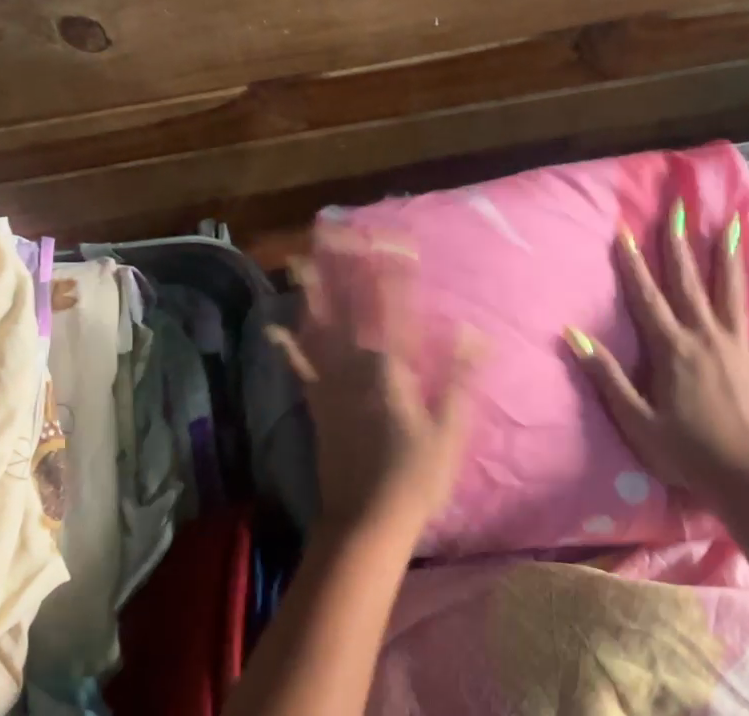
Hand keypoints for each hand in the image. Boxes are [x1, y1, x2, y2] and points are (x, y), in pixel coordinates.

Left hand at [266, 225, 480, 537]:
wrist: (366, 520)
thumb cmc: (416, 477)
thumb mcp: (449, 430)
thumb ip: (460, 378)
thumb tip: (475, 333)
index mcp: (392, 367)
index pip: (394, 306)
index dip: (393, 269)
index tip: (394, 236)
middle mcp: (357, 365)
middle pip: (351, 304)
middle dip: (345, 264)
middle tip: (335, 228)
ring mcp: (331, 383)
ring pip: (320, 326)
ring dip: (312, 291)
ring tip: (301, 259)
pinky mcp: (317, 404)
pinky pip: (300, 368)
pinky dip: (287, 347)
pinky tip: (274, 328)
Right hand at [567, 206, 748, 502]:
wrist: (748, 479)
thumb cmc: (685, 453)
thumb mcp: (635, 419)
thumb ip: (605, 374)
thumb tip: (572, 334)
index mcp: (671, 349)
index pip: (646, 297)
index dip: (632, 263)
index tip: (625, 229)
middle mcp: (705, 336)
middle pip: (688, 282)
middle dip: (679, 243)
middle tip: (678, 208)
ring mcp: (739, 347)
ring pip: (732, 293)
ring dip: (729, 256)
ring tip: (732, 222)